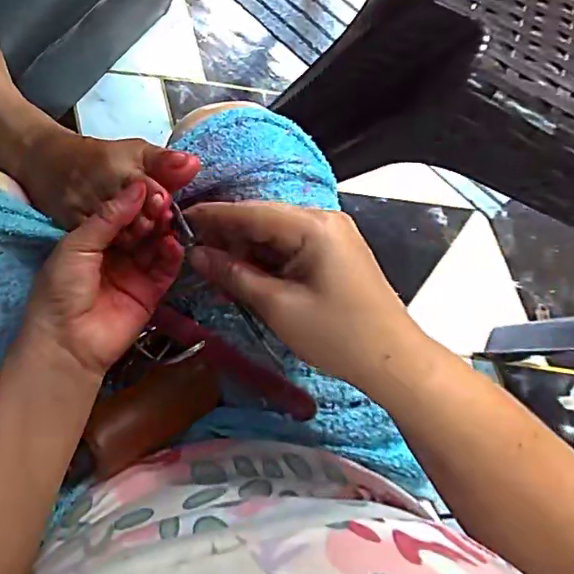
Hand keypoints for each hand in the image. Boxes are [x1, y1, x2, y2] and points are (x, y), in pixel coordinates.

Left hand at [18, 181, 184, 379]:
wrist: (66, 342)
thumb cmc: (61, 289)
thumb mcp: (77, 245)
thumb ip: (109, 217)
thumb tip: (137, 187)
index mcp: (92, 240)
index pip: (119, 214)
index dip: (134, 200)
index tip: (150, 186)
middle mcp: (115, 253)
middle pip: (140, 227)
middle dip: (151, 213)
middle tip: (163, 199)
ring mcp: (134, 273)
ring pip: (155, 245)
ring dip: (164, 230)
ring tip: (169, 217)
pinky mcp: (150, 293)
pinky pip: (165, 269)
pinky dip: (171, 255)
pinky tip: (172, 242)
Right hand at [183, 201, 426, 391]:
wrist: (394, 362)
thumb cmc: (339, 335)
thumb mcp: (278, 306)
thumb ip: (233, 274)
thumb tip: (197, 255)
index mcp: (313, 226)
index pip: (250, 212)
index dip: (212, 216)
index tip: (179, 220)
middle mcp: (323, 220)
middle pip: (261, 219)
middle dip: (226, 235)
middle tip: (192, 252)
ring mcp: (330, 234)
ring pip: (272, 233)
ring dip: (243, 249)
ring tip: (214, 268)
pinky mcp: (332, 251)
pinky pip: (288, 246)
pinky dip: (264, 259)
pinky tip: (242, 274)